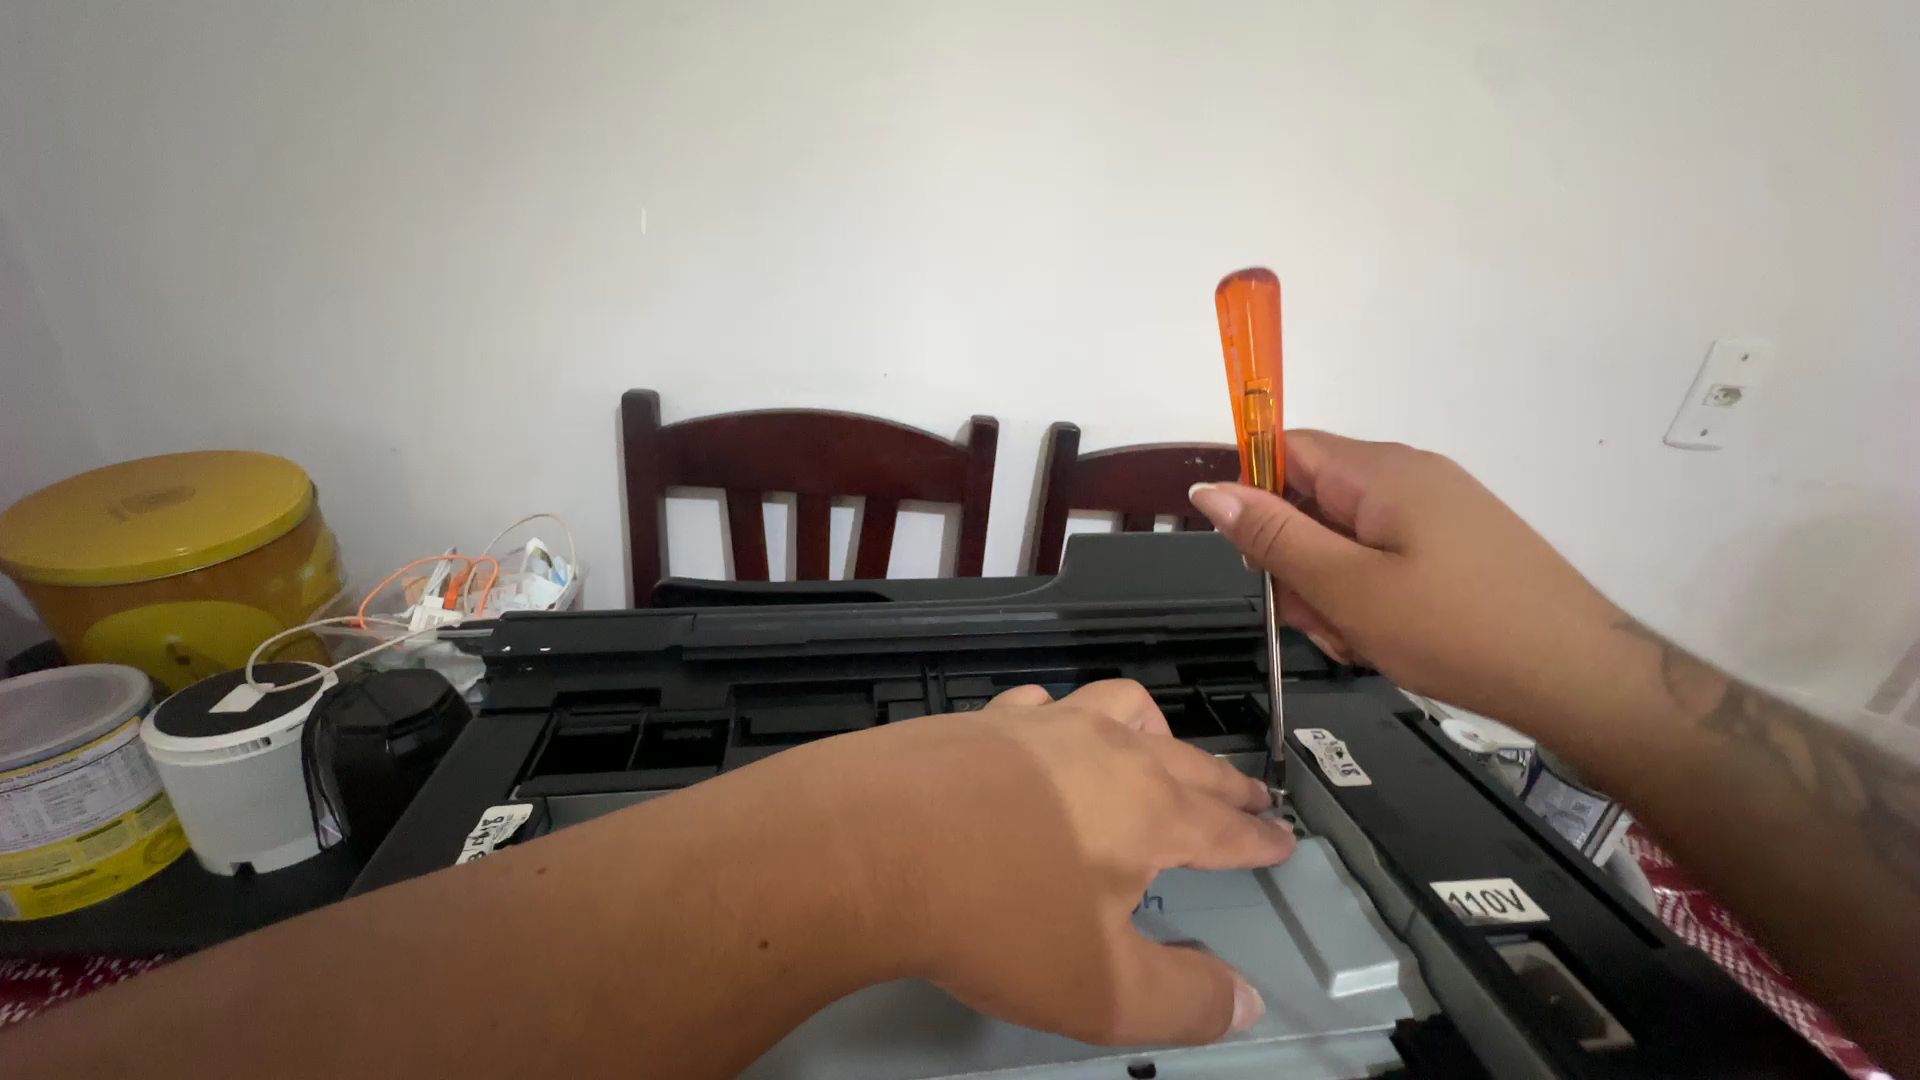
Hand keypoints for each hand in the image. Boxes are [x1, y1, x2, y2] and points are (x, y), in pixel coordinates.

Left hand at [789, 680, 1292, 1045]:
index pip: (1223, 825)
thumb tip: (1243, 1000)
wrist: (875, 843)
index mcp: (1148, 811)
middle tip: (1246, 797)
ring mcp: (1044, 725)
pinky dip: (1063, 718)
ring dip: (1151, 729)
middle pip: (1185, 759)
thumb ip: (1185, 1000)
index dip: (1258, 837)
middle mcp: (1106, 751)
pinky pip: (1044, 705)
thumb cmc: (995, 914)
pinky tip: (1046, 734)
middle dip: (1223, 783)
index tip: (1281, 837)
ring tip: (1155, 749)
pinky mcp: (987, 718)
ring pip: (1120, 706)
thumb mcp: (1102, 990)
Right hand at [1187, 430, 1626, 728]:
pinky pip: (1380, 552)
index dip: (1251, 491)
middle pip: (1311, 495)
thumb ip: (1271, 535)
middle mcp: (1408, 475)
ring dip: (1327, 581)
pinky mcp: (1454, 542)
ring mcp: (1436, 509)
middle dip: (1293, 554)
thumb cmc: (1455, 630)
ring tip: (1352, 635)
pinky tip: (1378, 633)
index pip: (1285, 448)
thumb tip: (1209, 487)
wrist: (1580, 680)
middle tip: (1311, 615)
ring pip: (1342, 532)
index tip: (1252, 554)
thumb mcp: (1344, 587)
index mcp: (1380, 472)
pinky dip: (1363, 589)